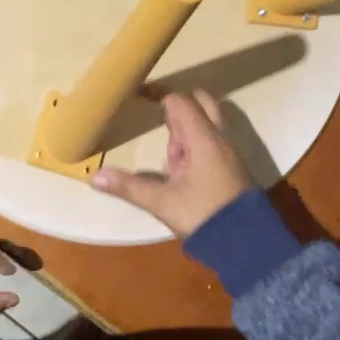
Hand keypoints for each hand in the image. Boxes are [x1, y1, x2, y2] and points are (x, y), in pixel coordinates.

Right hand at [90, 90, 252, 236]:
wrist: (245, 240)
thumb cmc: (202, 214)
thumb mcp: (161, 202)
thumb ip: (129, 187)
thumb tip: (93, 177)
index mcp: (203, 139)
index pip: (181, 102)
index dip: (161, 99)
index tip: (143, 102)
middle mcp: (220, 137)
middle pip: (201, 104)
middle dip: (179, 114)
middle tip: (164, 135)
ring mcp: (231, 151)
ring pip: (208, 125)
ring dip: (188, 135)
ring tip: (173, 166)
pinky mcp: (235, 166)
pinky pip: (215, 143)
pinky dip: (199, 149)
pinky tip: (187, 176)